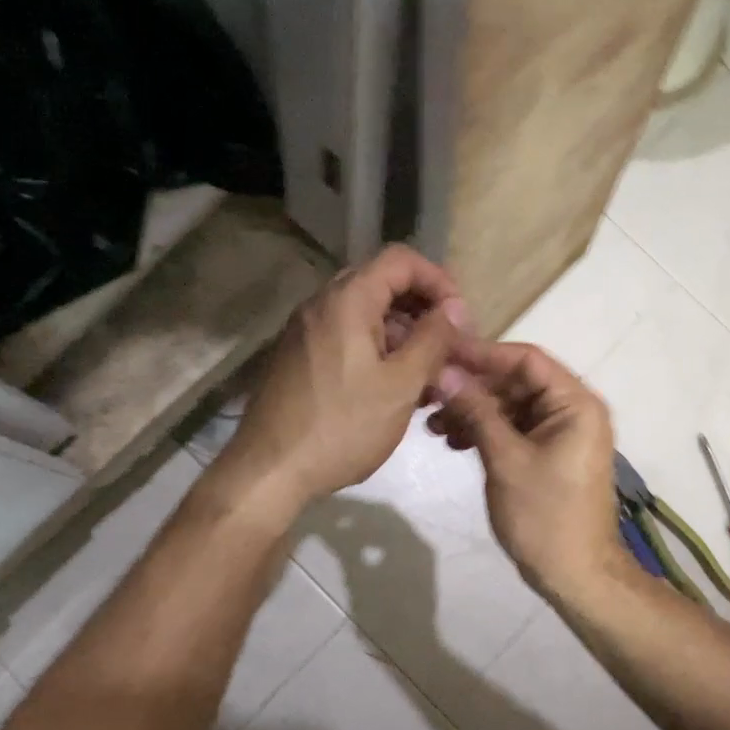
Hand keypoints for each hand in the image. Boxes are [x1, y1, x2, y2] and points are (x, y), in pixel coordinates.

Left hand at [218, 245, 469, 512]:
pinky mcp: (296, 358)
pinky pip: (344, 337)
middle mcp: (320, 304)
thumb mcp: (400, 386)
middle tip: (447, 347)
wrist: (269, 470)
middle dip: (421, 310)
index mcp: (347, 300)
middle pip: (381, 284)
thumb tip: (454, 309)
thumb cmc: (342, 427)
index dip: (438, 280)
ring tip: (427, 377)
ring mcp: (304, 331)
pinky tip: (392, 390)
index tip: (460, 318)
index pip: (401, 260)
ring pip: (363, 315)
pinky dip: (374, 351)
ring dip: (400, 335)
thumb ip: (432, 340)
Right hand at [429, 340, 629, 597]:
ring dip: (473, 410)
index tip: (439, 353)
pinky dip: (485, 431)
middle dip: (472, 386)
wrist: (576, 575)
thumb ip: (476, 411)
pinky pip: (513, 429)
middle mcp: (572, 410)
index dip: (482, 353)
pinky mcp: (548, 454)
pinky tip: (452, 441)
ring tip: (433, 425)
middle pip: (516, 381)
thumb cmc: (545, 515)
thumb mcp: (506, 459)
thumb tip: (444, 372)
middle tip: (428, 393)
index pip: (526, 359)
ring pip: (510, 406)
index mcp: (575, 403)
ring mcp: (560, 433)